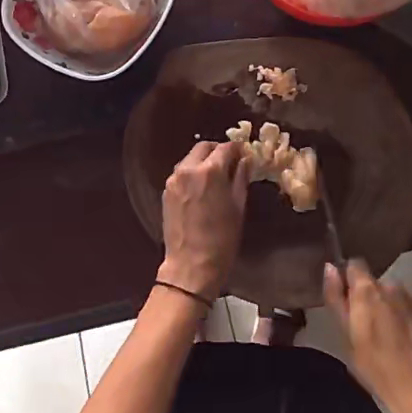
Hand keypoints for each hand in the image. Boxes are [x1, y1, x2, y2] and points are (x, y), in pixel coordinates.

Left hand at [158, 140, 248, 299]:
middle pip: (204, 147)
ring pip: (191, 158)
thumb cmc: (222, 239)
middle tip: (231, 162)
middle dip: (218, 151)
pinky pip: (182, 173)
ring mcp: (174, 179)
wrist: (190, 264)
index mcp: (210, 171)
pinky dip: (193, 173)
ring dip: (204, 161)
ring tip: (217, 176)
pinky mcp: (166, 191)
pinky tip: (202, 187)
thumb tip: (245, 161)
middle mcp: (188, 169)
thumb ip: (241, 178)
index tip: (244, 154)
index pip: (225, 147)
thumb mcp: (238, 207)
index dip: (237, 148)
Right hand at [324, 260, 411, 412]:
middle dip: (369, 297)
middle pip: (375, 282)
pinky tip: (408, 340)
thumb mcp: (346, 336)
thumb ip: (335, 297)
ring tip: (389, 335)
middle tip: (367, 326)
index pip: (354, 265)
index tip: (347, 300)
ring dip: (389, 307)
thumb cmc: (376, 368)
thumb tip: (329, 267)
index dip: (348, 280)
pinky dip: (408, 316)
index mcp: (367, 290)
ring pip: (394, 295)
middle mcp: (392, 286)